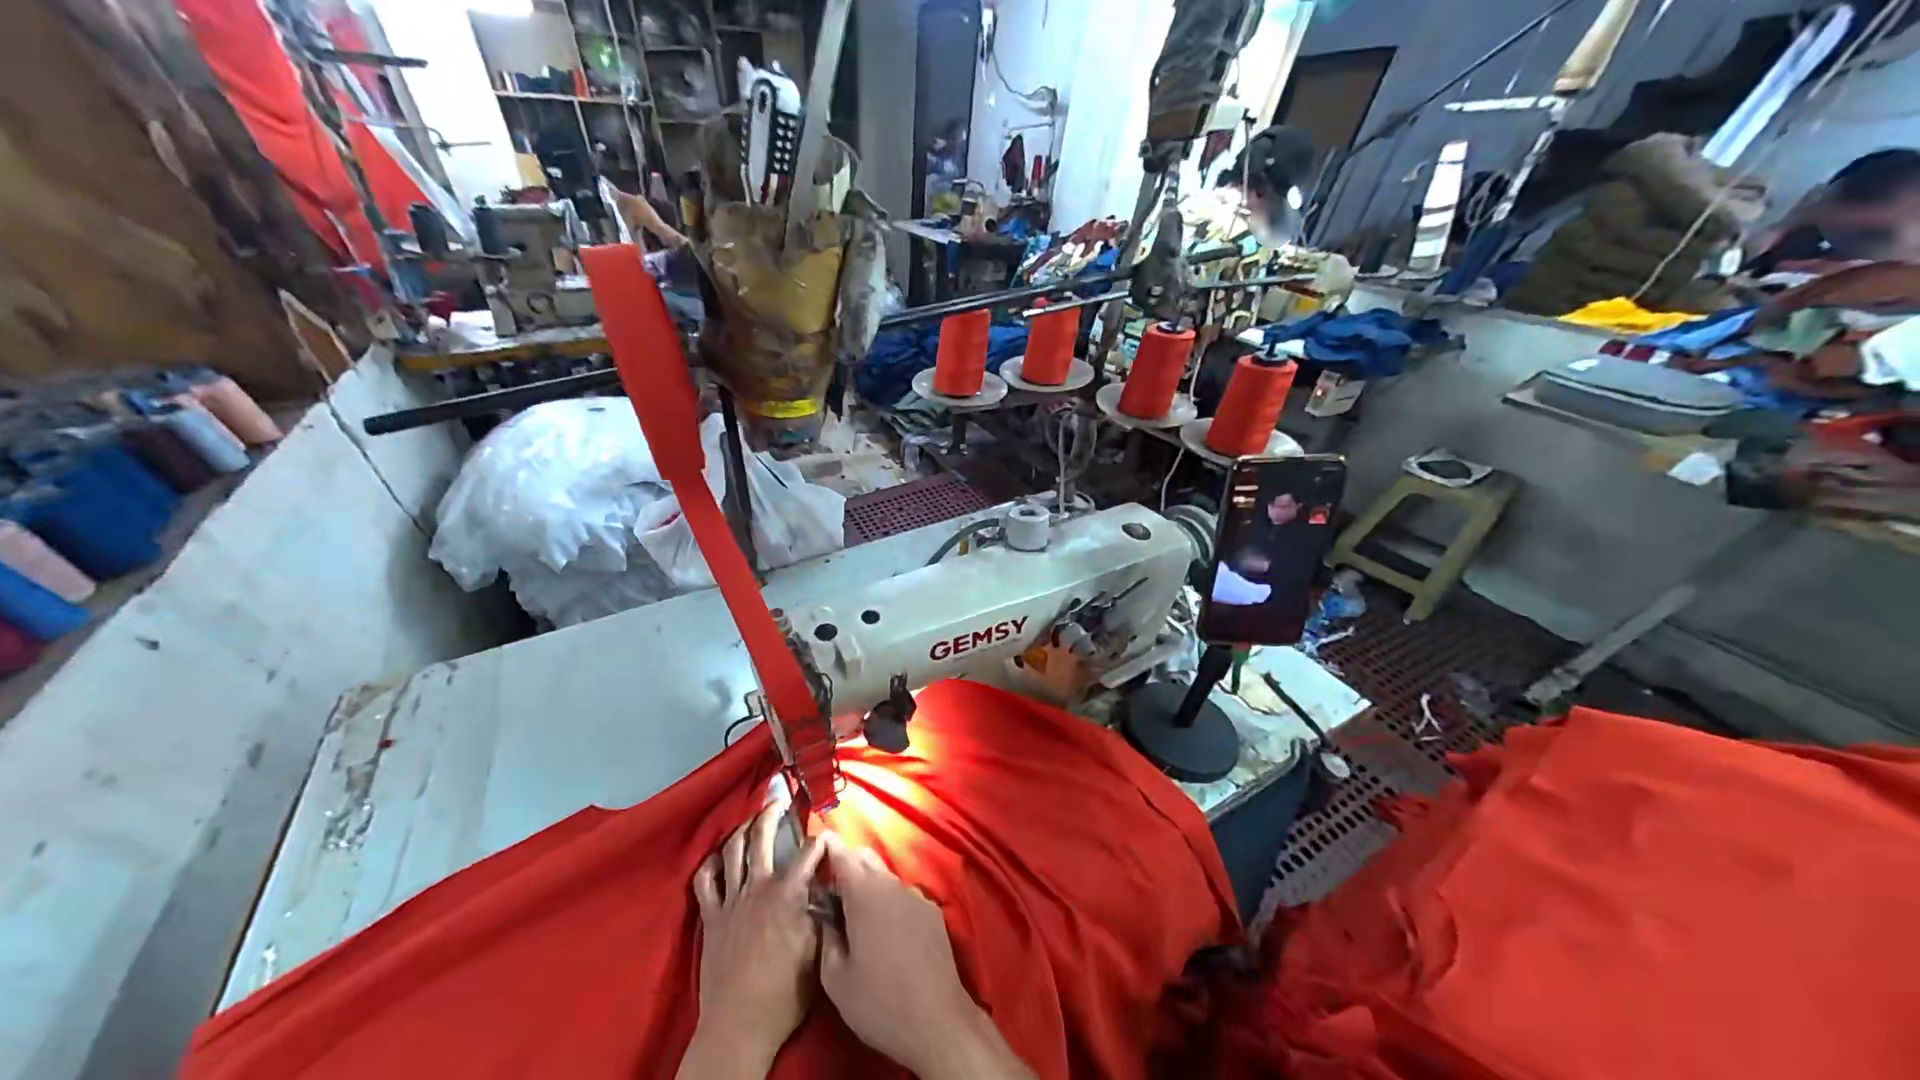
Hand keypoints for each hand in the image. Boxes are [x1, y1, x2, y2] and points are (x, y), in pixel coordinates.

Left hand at [677, 804, 826, 1079]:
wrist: (739, 1026)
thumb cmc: (786, 993)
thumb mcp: (819, 951)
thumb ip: (824, 913)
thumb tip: (830, 889)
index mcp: (787, 894)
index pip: (807, 852)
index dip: (819, 839)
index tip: (827, 834)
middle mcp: (757, 887)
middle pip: (762, 837)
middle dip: (773, 813)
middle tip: (780, 801)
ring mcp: (730, 900)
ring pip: (733, 850)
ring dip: (743, 829)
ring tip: (752, 818)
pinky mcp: (711, 917)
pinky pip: (706, 880)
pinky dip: (712, 862)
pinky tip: (719, 855)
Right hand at [819, 835, 1033, 1079]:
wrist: (937, 1021)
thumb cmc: (878, 1001)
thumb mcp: (835, 978)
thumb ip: (826, 936)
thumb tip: (825, 914)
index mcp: (864, 894)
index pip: (843, 853)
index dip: (828, 847)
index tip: (816, 848)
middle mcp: (892, 885)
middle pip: (866, 859)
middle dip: (847, 864)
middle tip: (830, 891)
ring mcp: (917, 897)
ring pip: (886, 877)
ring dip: (869, 885)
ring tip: (857, 916)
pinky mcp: (933, 913)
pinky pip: (904, 895)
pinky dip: (890, 901)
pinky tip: (886, 931)